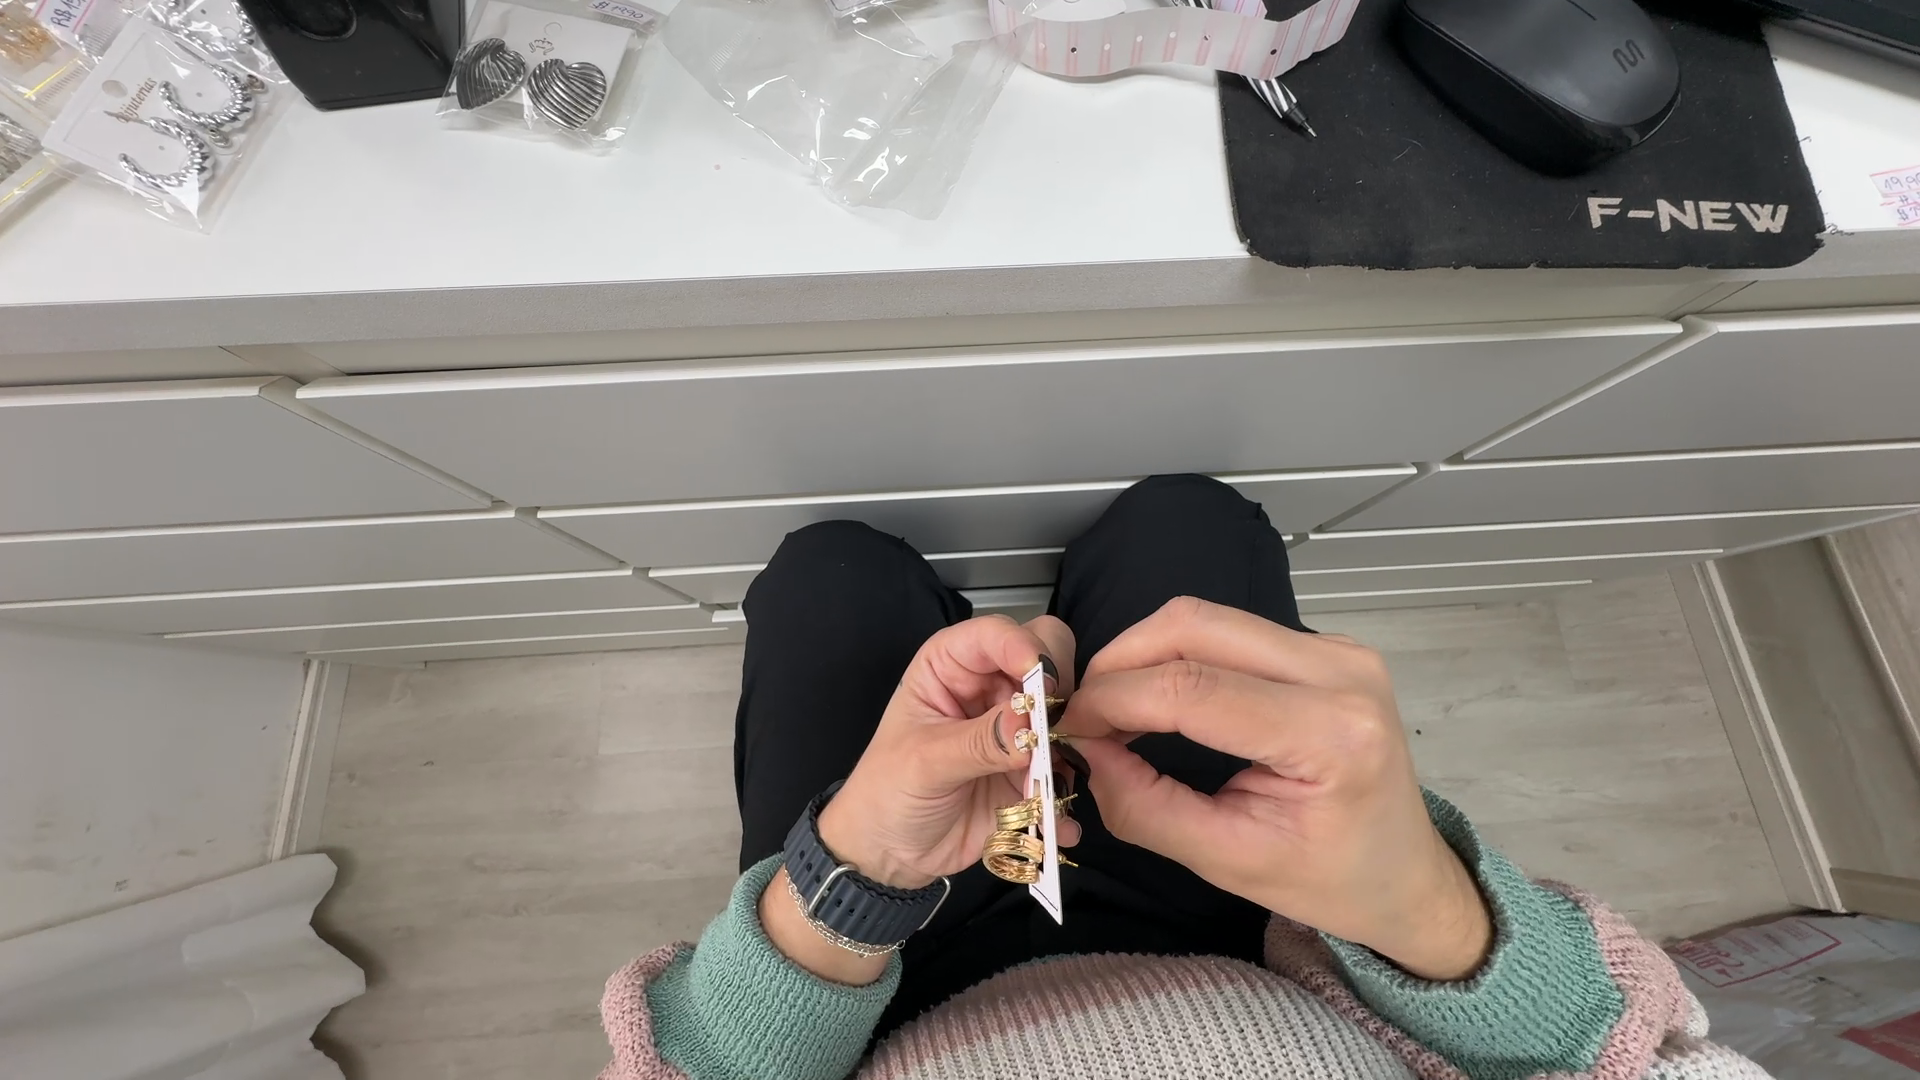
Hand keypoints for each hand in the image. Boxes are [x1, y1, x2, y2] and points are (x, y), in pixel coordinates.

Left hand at [764, 614, 1076, 985]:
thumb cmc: (888, 790)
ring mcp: (1014, 726)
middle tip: (1052, 732)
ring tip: (1051, 784)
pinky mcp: (1031, 767)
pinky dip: (1066, 794)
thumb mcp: (926, 762)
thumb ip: (979, 741)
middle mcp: (989, 686)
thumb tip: (1030, 724)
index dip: (1025, 649)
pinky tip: (1056, 825)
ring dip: (1067, 745)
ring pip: (1066, 711)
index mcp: (952, 664)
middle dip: (1057, 691)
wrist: (889, 853)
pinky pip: (1066, 769)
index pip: (998, 634)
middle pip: (1047, 657)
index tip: (1043, 686)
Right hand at [1061, 597, 1491, 981]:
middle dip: (1119, 660)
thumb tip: (1083, 748)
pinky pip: (1225, 627)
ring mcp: (1335, 647)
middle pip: (1193, 625)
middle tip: (1086, 709)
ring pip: (1204, 616)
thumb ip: (1145, 807)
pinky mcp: (1321, 642)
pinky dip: (1173, 653)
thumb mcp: (1228, 862)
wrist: (1408, 873)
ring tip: (1115, 703)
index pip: (1192, 688)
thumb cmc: (1329, 880)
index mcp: (1331, 735)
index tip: (1070, 726)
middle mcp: (1339, 670)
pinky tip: (1157, 693)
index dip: (1113, 699)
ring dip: (1142, 652)